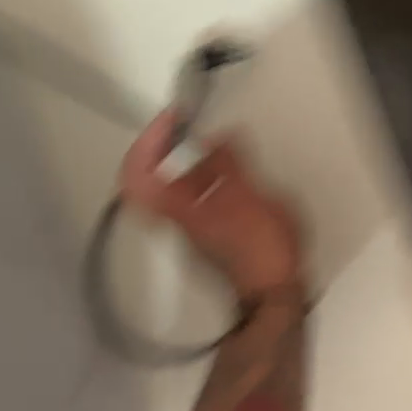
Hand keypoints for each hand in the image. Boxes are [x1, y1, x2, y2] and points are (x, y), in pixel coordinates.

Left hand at [119, 111, 304, 298]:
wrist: (273, 292)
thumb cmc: (260, 246)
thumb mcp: (249, 198)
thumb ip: (229, 166)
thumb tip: (215, 136)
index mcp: (178, 209)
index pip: (137, 172)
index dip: (149, 140)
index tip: (174, 118)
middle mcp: (176, 219)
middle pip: (149, 181)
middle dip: (162, 149)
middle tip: (184, 128)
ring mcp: (193, 229)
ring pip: (173, 191)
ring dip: (185, 163)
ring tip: (211, 145)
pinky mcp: (212, 235)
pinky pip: (195, 200)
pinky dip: (204, 180)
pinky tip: (230, 174)